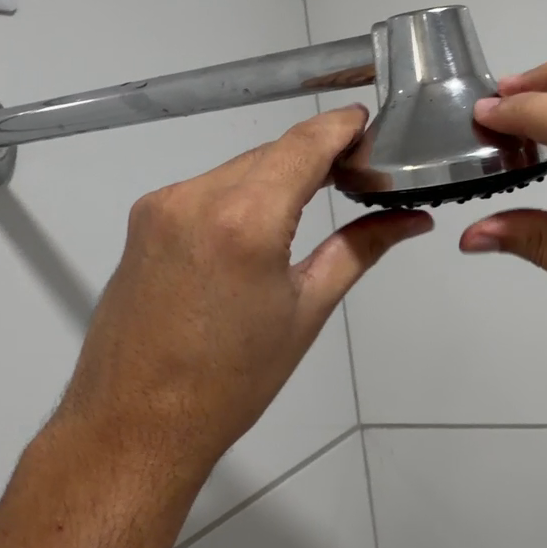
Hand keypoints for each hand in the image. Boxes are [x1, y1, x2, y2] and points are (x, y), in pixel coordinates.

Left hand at [56, 105, 430, 474]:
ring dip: (279, 173)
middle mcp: (195, 199)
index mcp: (244, 221)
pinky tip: (265, 221)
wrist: (137, 423)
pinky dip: (243, 192)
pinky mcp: (144, 222)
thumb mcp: (306, 311)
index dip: (341, 127)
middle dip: (316, 154)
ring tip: (318, 197)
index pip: (303, 145)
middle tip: (359, 171)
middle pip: (271, 152)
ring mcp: (162, 207)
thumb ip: (358, 250)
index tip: (369, 125)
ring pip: (238, 168)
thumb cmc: (230, 381)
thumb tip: (409, 220)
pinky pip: (206, 188)